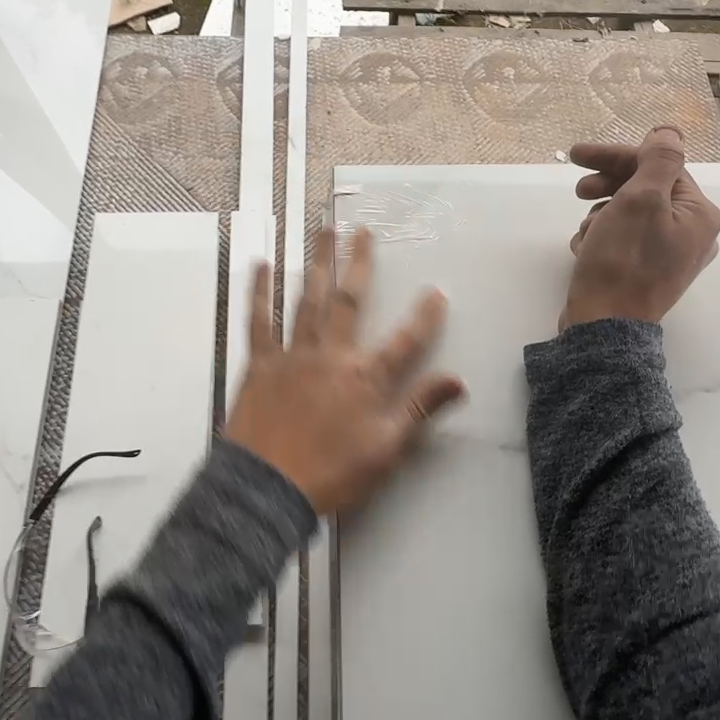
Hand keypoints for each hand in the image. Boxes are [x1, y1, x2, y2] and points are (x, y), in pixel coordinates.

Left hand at [224, 227, 466, 513]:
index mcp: (365, 378)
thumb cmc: (331, 474)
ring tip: (321, 231)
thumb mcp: (387, 450)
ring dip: (317, 263)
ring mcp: (293, 356)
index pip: (404, 341)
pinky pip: (260, 320)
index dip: (424, 316)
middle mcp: (331, 356)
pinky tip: (261, 264)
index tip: (436, 290)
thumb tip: (458, 381)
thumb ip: (420, 410)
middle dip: (359, 264)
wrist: (268, 488)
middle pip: (349, 301)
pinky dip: (260, 291)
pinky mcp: (260, 364)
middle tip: (362, 230)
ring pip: (308, 300)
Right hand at [561, 126, 719, 327]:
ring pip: (630, 215)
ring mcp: (669, 257)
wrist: (605, 326)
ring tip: (585, 233)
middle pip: (646, 190)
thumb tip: (669, 131)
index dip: (617, 157)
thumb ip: (657, 160)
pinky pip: (624, 241)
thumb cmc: (623, 261)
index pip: (659, 166)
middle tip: (577, 191)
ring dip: (601, 215)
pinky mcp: (645, 274)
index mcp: (699, 214)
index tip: (576, 155)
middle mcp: (692, 234)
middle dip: (608, 187)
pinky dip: (602, 237)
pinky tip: (585, 249)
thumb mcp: (640, 201)